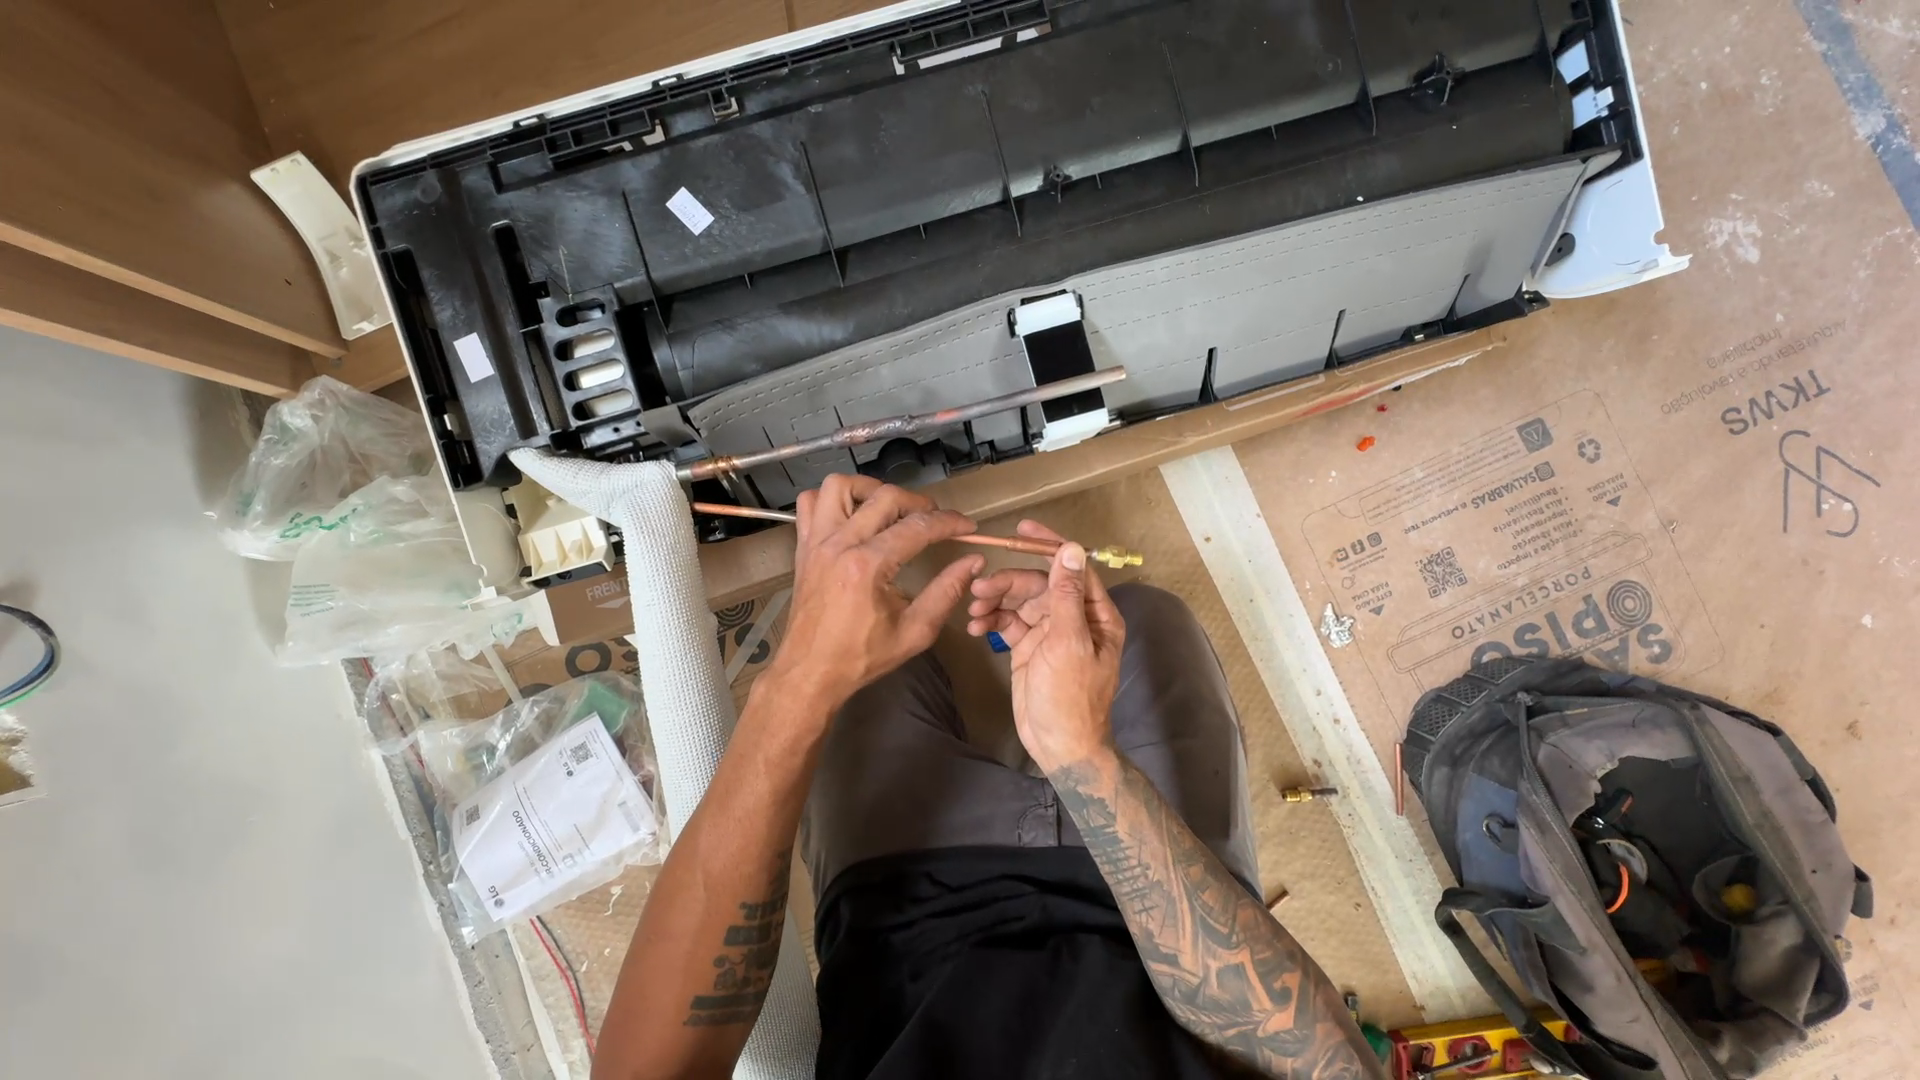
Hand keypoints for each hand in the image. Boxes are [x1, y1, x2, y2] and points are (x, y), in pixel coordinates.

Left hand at [762, 475, 983, 713]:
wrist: (811, 672)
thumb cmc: (862, 657)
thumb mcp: (915, 631)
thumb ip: (947, 592)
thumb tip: (973, 562)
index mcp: (868, 566)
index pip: (918, 527)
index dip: (949, 523)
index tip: (967, 527)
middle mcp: (840, 544)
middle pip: (885, 498)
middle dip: (919, 504)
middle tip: (935, 521)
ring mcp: (816, 542)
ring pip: (840, 487)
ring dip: (870, 489)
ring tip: (890, 509)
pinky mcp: (803, 547)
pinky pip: (810, 504)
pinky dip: (831, 500)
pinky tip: (851, 516)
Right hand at [966, 520, 1125, 771]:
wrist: (1059, 746)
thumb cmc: (1072, 697)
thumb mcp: (1069, 643)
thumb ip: (1066, 595)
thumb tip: (1070, 549)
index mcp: (1095, 614)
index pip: (1072, 567)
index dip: (1048, 545)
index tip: (1021, 530)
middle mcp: (1073, 617)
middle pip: (1037, 584)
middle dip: (1008, 583)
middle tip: (978, 589)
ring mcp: (1049, 632)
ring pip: (1019, 601)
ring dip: (995, 601)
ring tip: (973, 610)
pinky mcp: (1028, 647)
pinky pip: (1007, 623)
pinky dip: (991, 621)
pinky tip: (975, 627)